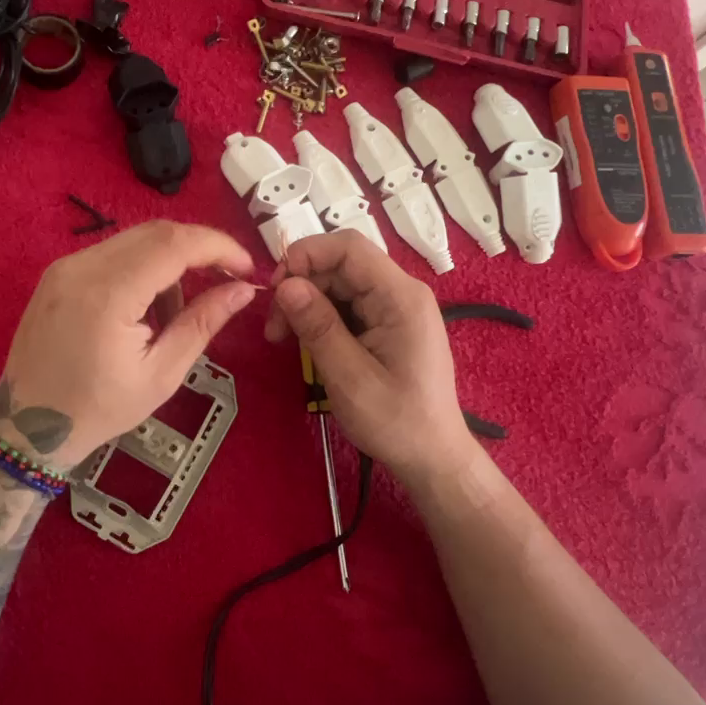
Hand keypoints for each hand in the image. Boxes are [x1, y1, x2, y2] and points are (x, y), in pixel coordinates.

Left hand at [0, 221, 257, 471]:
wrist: (27, 427)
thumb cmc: (98, 409)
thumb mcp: (161, 374)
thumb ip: (203, 323)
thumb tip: (244, 289)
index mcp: (107, 294)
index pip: (174, 244)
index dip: (218, 247)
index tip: (247, 268)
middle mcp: (82, 266)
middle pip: (156, 232)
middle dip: (199, 250)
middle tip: (226, 282)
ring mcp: (64, 265)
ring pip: (135, 240)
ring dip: (169, 262)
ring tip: (174, 315)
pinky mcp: (57, 272)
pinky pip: (112, 253)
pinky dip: (141, 269)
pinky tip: (144, 310)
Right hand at [266, 231, 479, 486]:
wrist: (432, 457)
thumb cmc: (395, 421)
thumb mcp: (350, 378)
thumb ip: (318, 327)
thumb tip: (285, 285)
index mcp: (401, 298)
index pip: (349, 248)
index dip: (306, 255)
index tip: (275, 289)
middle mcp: (401, 293)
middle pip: (340, 265)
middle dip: (300, 285)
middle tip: (273, 328)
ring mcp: (395, 308)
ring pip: (339, 284)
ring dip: (306, 303)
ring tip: (283, 339)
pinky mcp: (387, 324)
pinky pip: (347, 305)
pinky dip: (320, 318)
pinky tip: (305, 343)